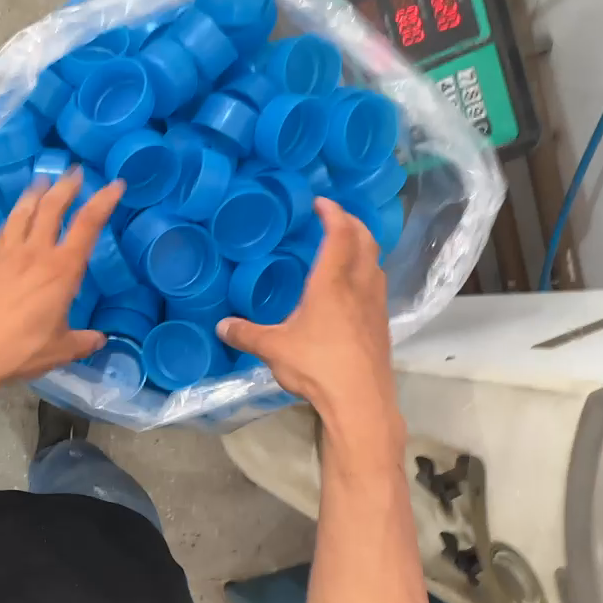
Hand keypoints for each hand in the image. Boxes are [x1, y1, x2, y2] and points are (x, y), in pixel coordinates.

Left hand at [0, 169, 123, 390]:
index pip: (88, 224)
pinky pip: (4, 230)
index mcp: (62, 270)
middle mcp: (36, 252)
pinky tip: (14, 219)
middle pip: (53, 206)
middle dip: (67, 185)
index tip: (116, 184)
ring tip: (44, 182)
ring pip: (24, 211)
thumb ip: (83, 341)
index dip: (104, 200)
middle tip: (76, 172)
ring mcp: (7, 253)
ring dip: (37, 193)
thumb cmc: (21, 350)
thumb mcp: (61, 349)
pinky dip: (14, 218)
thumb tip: (99, 339)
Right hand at [218, 197, 403, 468]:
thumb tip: (221, 326)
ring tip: (346, 248)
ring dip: (363, 248)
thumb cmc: (317, 366)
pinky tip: (352, 289)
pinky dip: (366, 273)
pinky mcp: (381, 325)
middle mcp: (358, 286)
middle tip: (336, 218)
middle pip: (366, 241)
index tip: (321, 203)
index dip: (333, 213)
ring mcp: (375, 305)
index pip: (339, 235)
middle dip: (353, 223)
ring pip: (375, 263)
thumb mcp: (273, 349)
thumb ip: (246, 334)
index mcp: (332, 283)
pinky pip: (376, 285)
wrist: (360, 399)